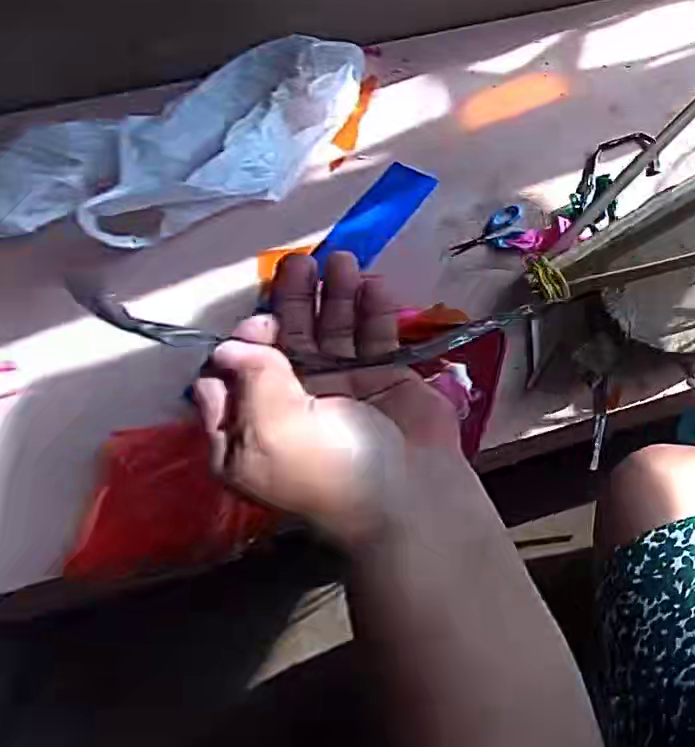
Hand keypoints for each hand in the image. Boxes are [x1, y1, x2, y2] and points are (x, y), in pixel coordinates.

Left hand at [192, 252, 460, 546]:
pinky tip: (376, 286)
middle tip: (301, 262)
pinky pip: (377, 337)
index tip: (264, 325)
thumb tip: (233, 342)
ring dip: (339, 296)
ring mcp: (344, 384)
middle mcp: (292, 398)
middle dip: (293, 300)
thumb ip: (257, 382)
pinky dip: (377, 311)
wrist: (409, 487)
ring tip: (343, 260)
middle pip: (290, 339)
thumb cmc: (331, 466)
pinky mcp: (388, 376)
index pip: (234, 369)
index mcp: (246, 422)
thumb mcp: (275, 432)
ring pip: (337, 331)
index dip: (246, 340)